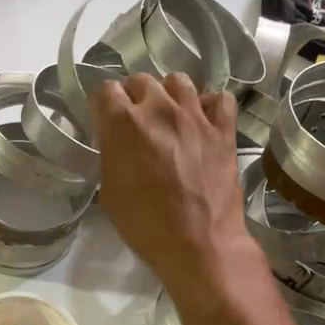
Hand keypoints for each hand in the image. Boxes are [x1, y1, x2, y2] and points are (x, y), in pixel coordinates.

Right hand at [88, 73, 260, 299]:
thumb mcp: (110, 191)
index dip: (101, 106)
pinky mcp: (223, 128)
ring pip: (177, 81)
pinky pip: (218, 98)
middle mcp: (160, 108)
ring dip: (167, 95)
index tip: (104, 123)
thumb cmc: (145, 224)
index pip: (104, 90)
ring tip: (167, 117)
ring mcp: (196, 115)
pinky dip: (207, 106)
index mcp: (124, 124)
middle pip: (140, 80)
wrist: (199, 244)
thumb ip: (110, 153)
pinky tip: (201, 121)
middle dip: (132, 98)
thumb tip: (115, 138)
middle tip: (134, 124)